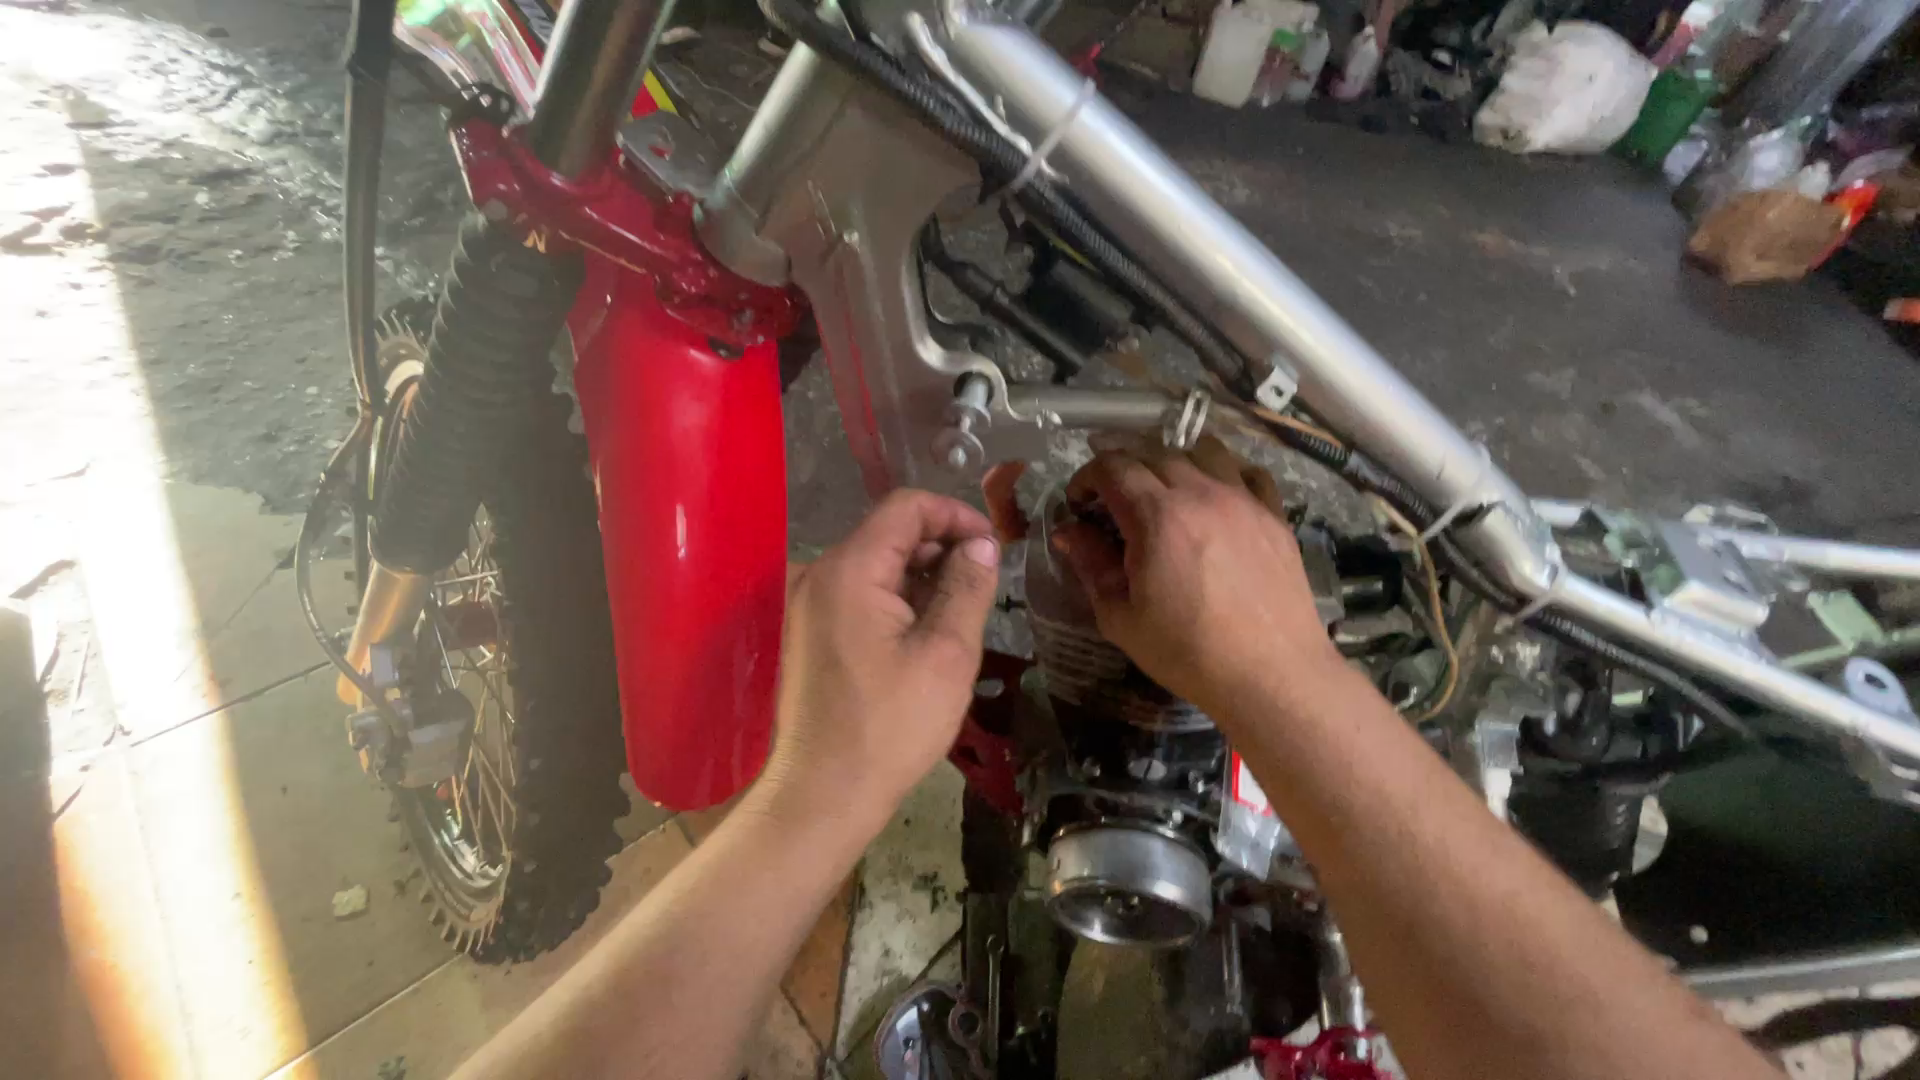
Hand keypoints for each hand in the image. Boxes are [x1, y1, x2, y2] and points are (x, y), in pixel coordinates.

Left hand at [758, 489, 1000, 827]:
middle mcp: (819, 574)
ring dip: (921, 577)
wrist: (822, 794)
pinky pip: (858, 594)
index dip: (956, 515)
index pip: (906, 507)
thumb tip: (983, 544)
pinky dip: (896, 600)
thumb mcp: (946, 654)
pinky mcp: (808, 632)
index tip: (991, 548)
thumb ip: (967, 587)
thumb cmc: (890, 726)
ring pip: (875, 565)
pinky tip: (923, 635)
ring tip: (958, 615)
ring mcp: (807, 604)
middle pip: (889, 533)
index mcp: (850, 569)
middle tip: (982, 586)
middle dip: (941, 548)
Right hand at [1049, 437, 1342, 719]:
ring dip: (1174, 463)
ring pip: (1203, 450)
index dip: (1086, 479)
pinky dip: (1226, 474)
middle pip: (1153, 452)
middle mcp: (1200, 493)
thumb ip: (1090, 565)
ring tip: (1167, 494)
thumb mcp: (1121, 617)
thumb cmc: (1187, 652)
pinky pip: (1250, 472)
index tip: (1080, 507)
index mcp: (1156, 516)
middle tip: (1115, 505)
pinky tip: (1218, 499)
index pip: (1111, 467)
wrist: (1271, 676)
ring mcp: (1243, 500)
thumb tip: (1067, 532)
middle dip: (1124, 470)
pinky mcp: (1275, 515)